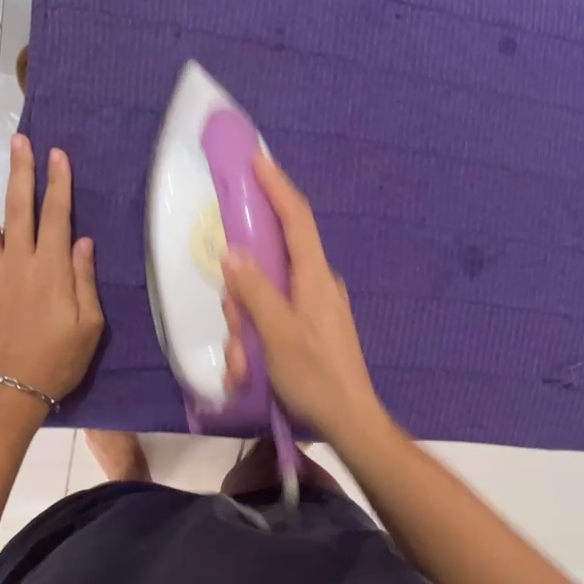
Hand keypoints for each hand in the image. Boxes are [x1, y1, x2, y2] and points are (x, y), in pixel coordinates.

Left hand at [0, 135, 103, 402]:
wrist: (10, 388)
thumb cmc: (58, 358)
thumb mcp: (90, 324)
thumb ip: (85, 279)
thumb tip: (83, 241)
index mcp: (51, 268)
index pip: (56, 214)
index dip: (57, 182)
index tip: (57, 154)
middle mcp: (19, 261)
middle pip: (19, 208)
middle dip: (20, 171)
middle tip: (19, 141)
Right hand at [222, 154, 387, 440]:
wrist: (350, 422)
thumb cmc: (315, 376)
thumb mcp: (276, 333)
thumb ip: (253, 290)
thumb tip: (232, 251)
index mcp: (314, 277)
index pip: (296, 218)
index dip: (277, 187)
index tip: (258, 160)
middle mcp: (316, 284)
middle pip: (267, 266)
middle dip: (242, 300)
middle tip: (239, 338)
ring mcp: (313, 308)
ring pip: (263, 300)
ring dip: (246, 333)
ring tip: (244, 369)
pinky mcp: (309, 330)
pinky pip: (272, 323)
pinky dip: (256, 345)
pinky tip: (249, 375)